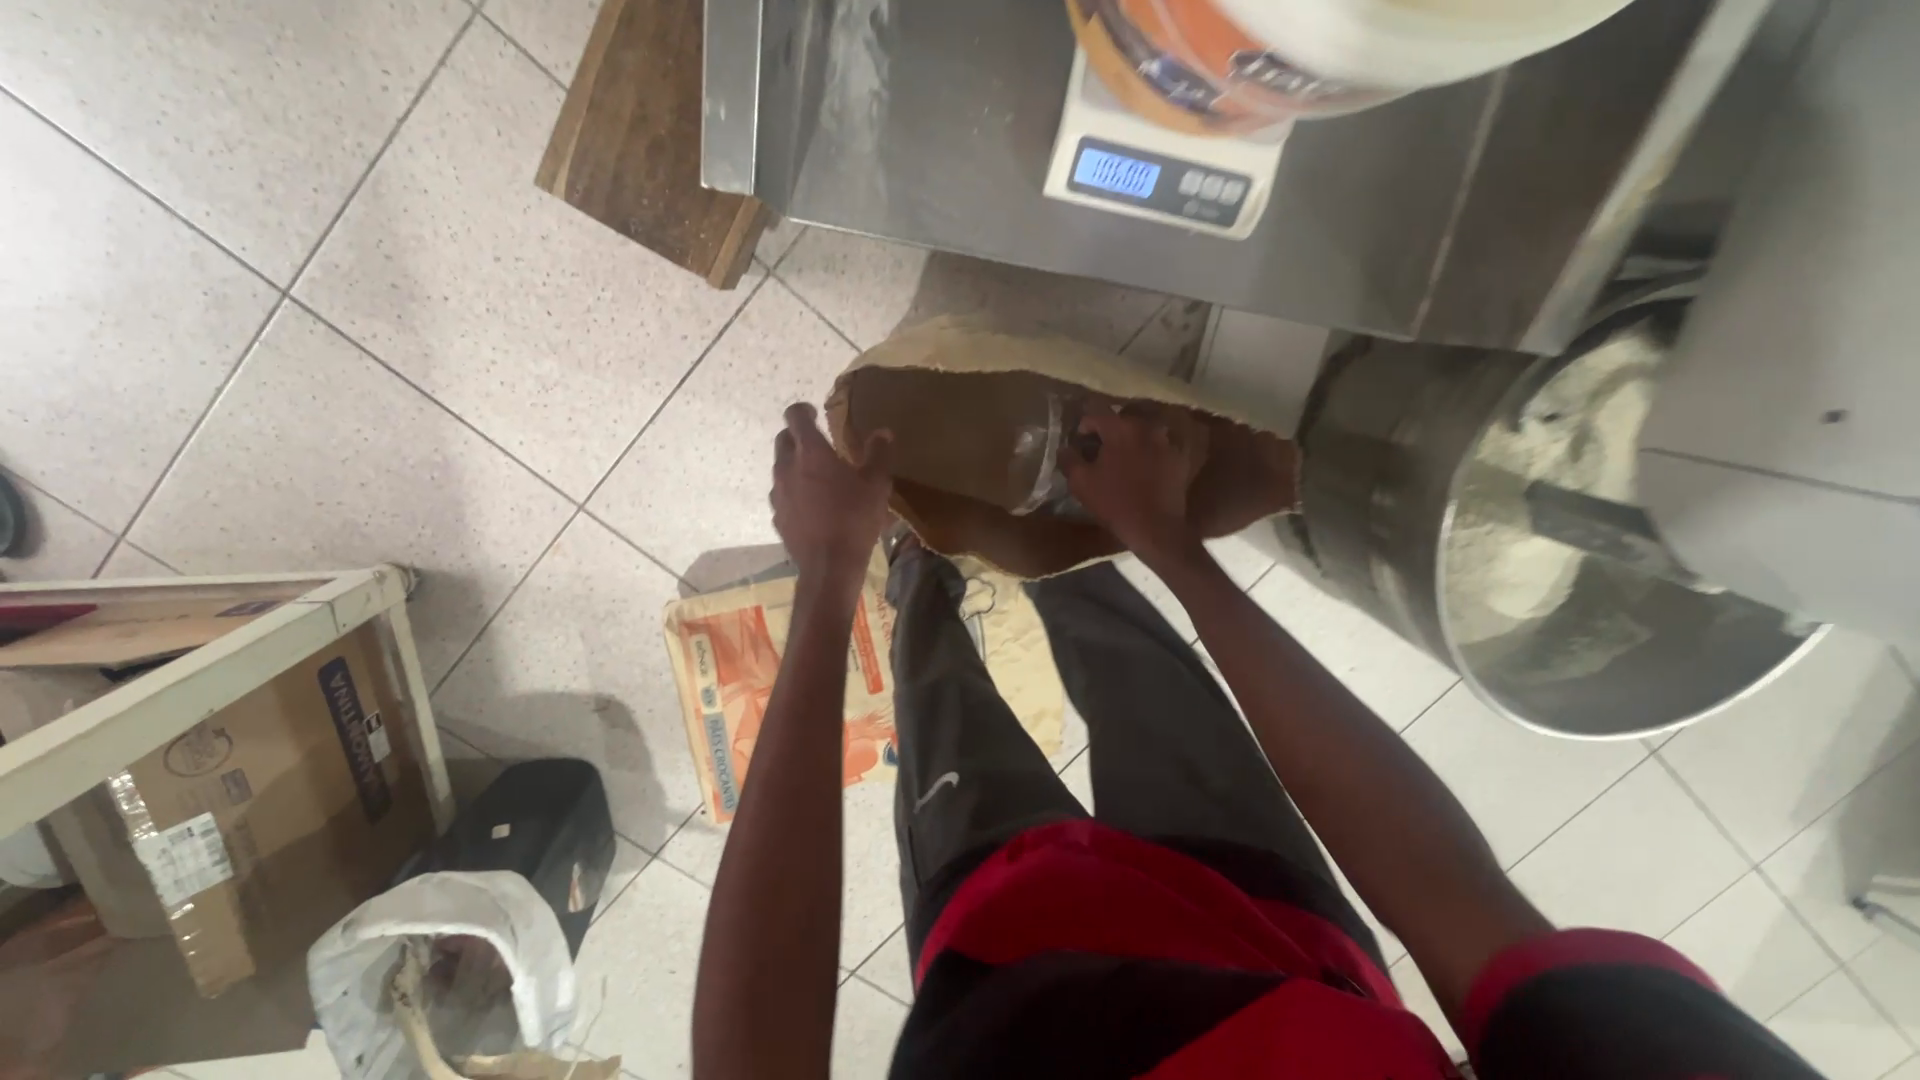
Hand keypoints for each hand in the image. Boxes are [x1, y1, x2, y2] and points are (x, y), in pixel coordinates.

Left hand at [770, 403, 893, 585]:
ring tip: (819, 478)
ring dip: (796, 466)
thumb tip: (883, 432)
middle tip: (820, 445)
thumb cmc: (854, 518)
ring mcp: (778, 493)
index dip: (803, 410)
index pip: (795, 416)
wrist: (829, 566)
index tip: (815, 412)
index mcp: (810, 452)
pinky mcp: (777, 516)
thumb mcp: (876, 484)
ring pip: (781, 468)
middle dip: (798, 437)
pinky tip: (814, 507)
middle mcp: (786, 468)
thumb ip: (878, 454)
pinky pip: (783, 494)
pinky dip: (795, 492)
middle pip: (783, 440)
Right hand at [1062, 403, 1200, 565]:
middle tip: (1099, 452)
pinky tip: (1143, 471)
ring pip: (1142, 434)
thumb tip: (1065, 448)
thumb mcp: (1081, 483)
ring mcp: (1166, 442)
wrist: (1156, 527)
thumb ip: (1069, 459)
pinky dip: (1149, 454)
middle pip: (1121, 421)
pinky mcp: (1179, 459)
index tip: (1079, 442)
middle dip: (1108, 433)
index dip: (1084, 426)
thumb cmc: (1114, 502)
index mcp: (1120, 428)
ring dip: (1130, 443)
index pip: (1096, 414)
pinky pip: (1159, 449)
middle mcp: (1146, 427)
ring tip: (1122, 461)